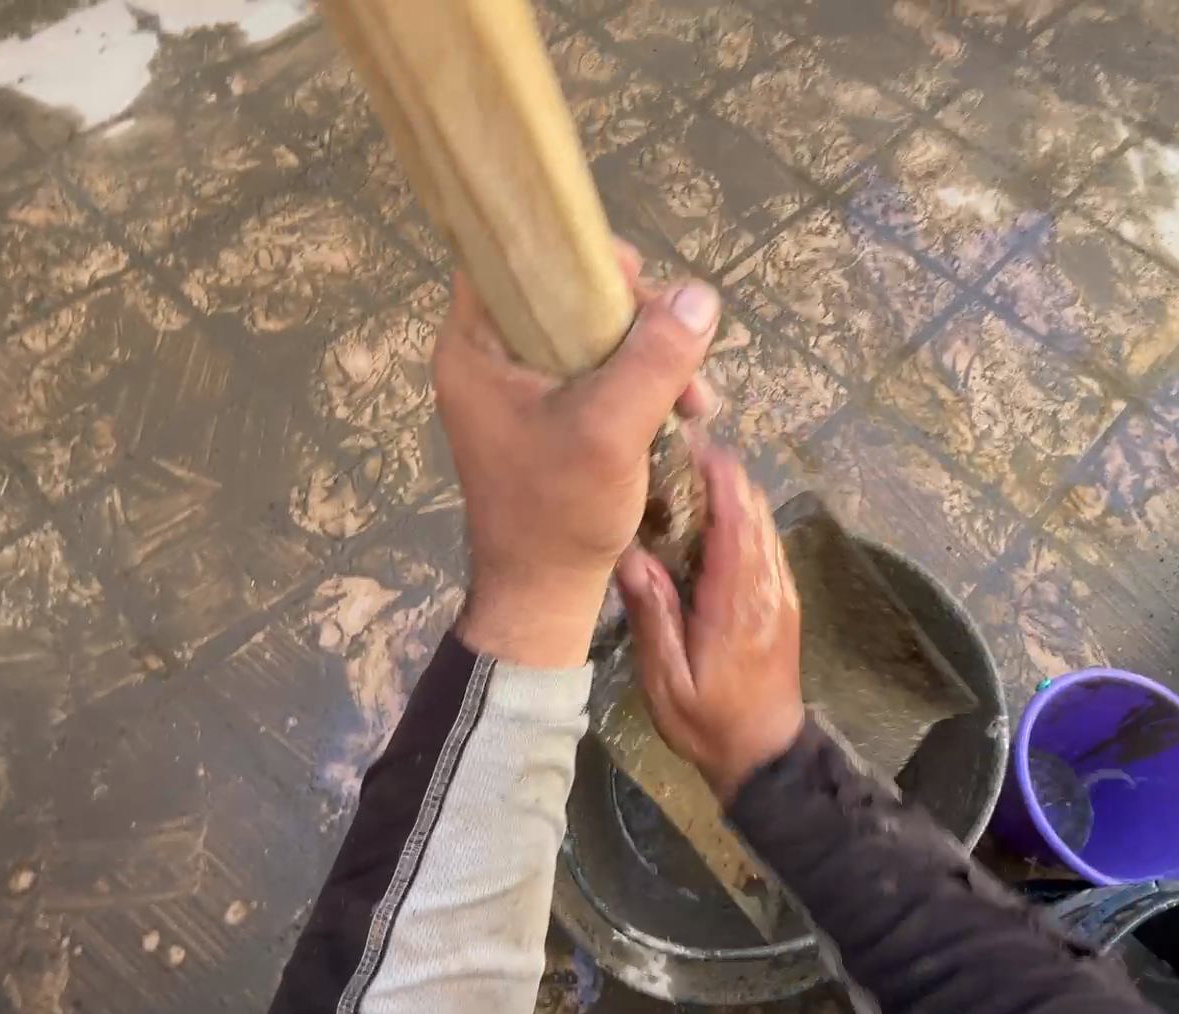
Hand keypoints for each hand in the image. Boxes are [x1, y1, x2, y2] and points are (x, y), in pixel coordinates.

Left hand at [437, 247, 720, 667]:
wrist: (544, 592)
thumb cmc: (558, 513)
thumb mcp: (610, 431)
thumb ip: (655, 360)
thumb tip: (701, 296)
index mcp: (476, 347)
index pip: (516, 259)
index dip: (576, 255)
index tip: (637, 283)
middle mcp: (493, 358)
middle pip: (568, 296)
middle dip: (638, 320)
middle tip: (685, 353)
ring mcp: (522, 390)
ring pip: (593, 338)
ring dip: (652, 358)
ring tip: (697, 400)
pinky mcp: (550, 417)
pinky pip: (600, 376)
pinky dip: (642, 387)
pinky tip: (682, 413)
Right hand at [616, 448, 803, 801]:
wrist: (766, 754)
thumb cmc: (708, 722)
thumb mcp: (666, 681)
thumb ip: (652, 617)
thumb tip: (633, 556)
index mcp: (737, 602)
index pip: (736, 523)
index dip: (719, 480)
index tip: (694, 447)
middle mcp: (767, 588)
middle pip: (755, 514)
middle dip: (724, 479)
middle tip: (682, 459)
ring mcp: (781, 593)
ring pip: (765, 526)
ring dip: (735, 497)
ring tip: (693, 482)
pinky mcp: (784, 602)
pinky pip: (768, 546)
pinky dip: (745, 522)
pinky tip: (715, 524)